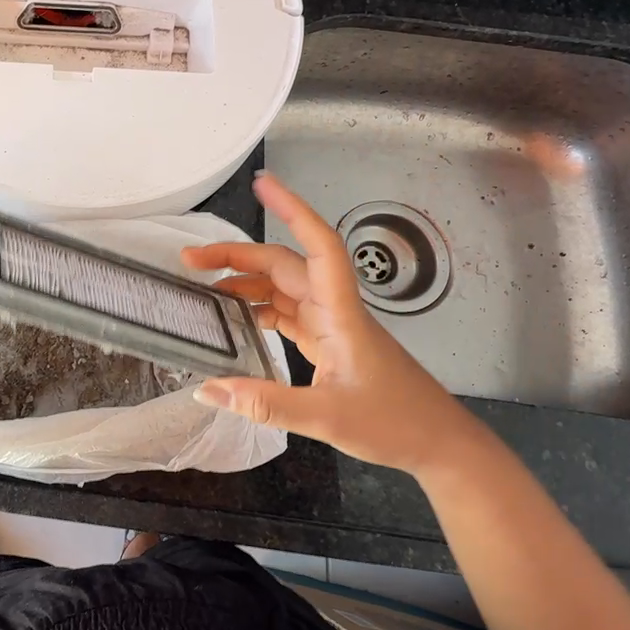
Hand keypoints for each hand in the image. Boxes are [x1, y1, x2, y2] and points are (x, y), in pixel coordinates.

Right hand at [180, 173, 484, 475]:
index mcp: (340, 313)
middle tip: (189, 259)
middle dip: (237, 255)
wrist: (440, 445)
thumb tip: (207, 391)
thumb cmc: (395, 424)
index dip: (292, 210)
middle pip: (284, 264)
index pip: (318, 246)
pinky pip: (287, 312)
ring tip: (202, 289)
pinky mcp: (329, 342)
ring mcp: (332, 325)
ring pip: (282, 287)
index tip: (263, 184)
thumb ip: (264, 403)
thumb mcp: (326, 418)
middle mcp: (334, 309)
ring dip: (244, 282)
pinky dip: (258, 308)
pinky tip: (235, 319)